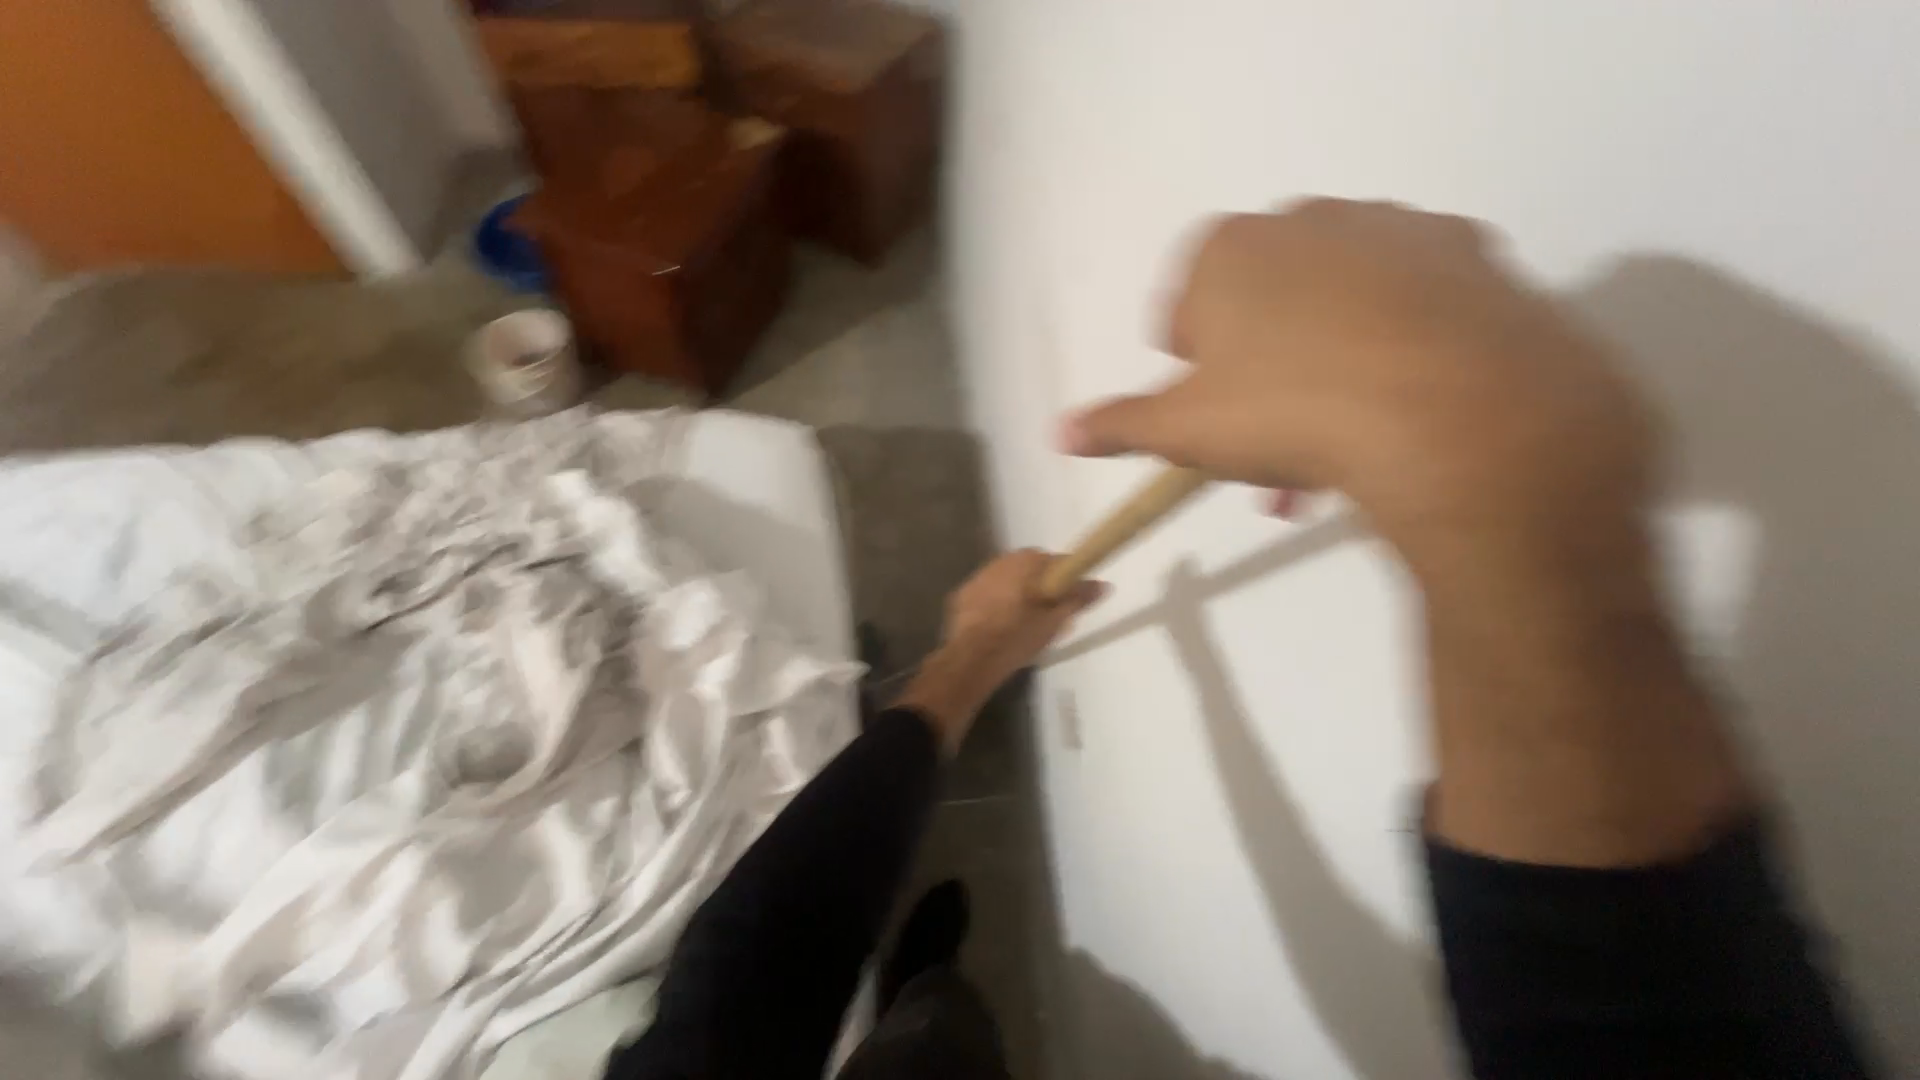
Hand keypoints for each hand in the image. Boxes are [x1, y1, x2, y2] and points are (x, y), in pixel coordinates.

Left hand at [896, 551, 1105, 753]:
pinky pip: (987, 593)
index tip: (1069, 601)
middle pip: (1031, 570)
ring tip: (1024, 624)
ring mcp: (979, 576)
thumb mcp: (1055, 620)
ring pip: (1008, 581)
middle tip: (1049, 616)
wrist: (973, 657)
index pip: (1057, 562)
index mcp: (1027, 561)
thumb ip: (1079, 598)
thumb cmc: (1019, 635)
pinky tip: (999, 627)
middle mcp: (1002, 560)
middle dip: (1042, 588)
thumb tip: (1104, 584)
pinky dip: (995, 604)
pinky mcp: (962, 594)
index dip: (1066, 581)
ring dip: (1018, 595)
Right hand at [1060, 199, 1660, 597]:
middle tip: (1272, 439)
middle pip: (1263, 304)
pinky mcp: (1470, 256)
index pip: (1186, 307)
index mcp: (1229, 252)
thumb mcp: (1186, 430)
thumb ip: (1120, 426)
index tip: (1212, 412)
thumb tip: (1058, 433)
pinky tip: (1401, 404)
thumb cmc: (1289, 412)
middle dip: (1258, 372)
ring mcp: (1395, 231)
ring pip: (1336, 306)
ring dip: (1322, 366)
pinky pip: (1410, 304)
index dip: (1192, 367)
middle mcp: (1308, 222)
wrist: (1456, 414)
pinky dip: (1395, 346)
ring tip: (1336, 445)